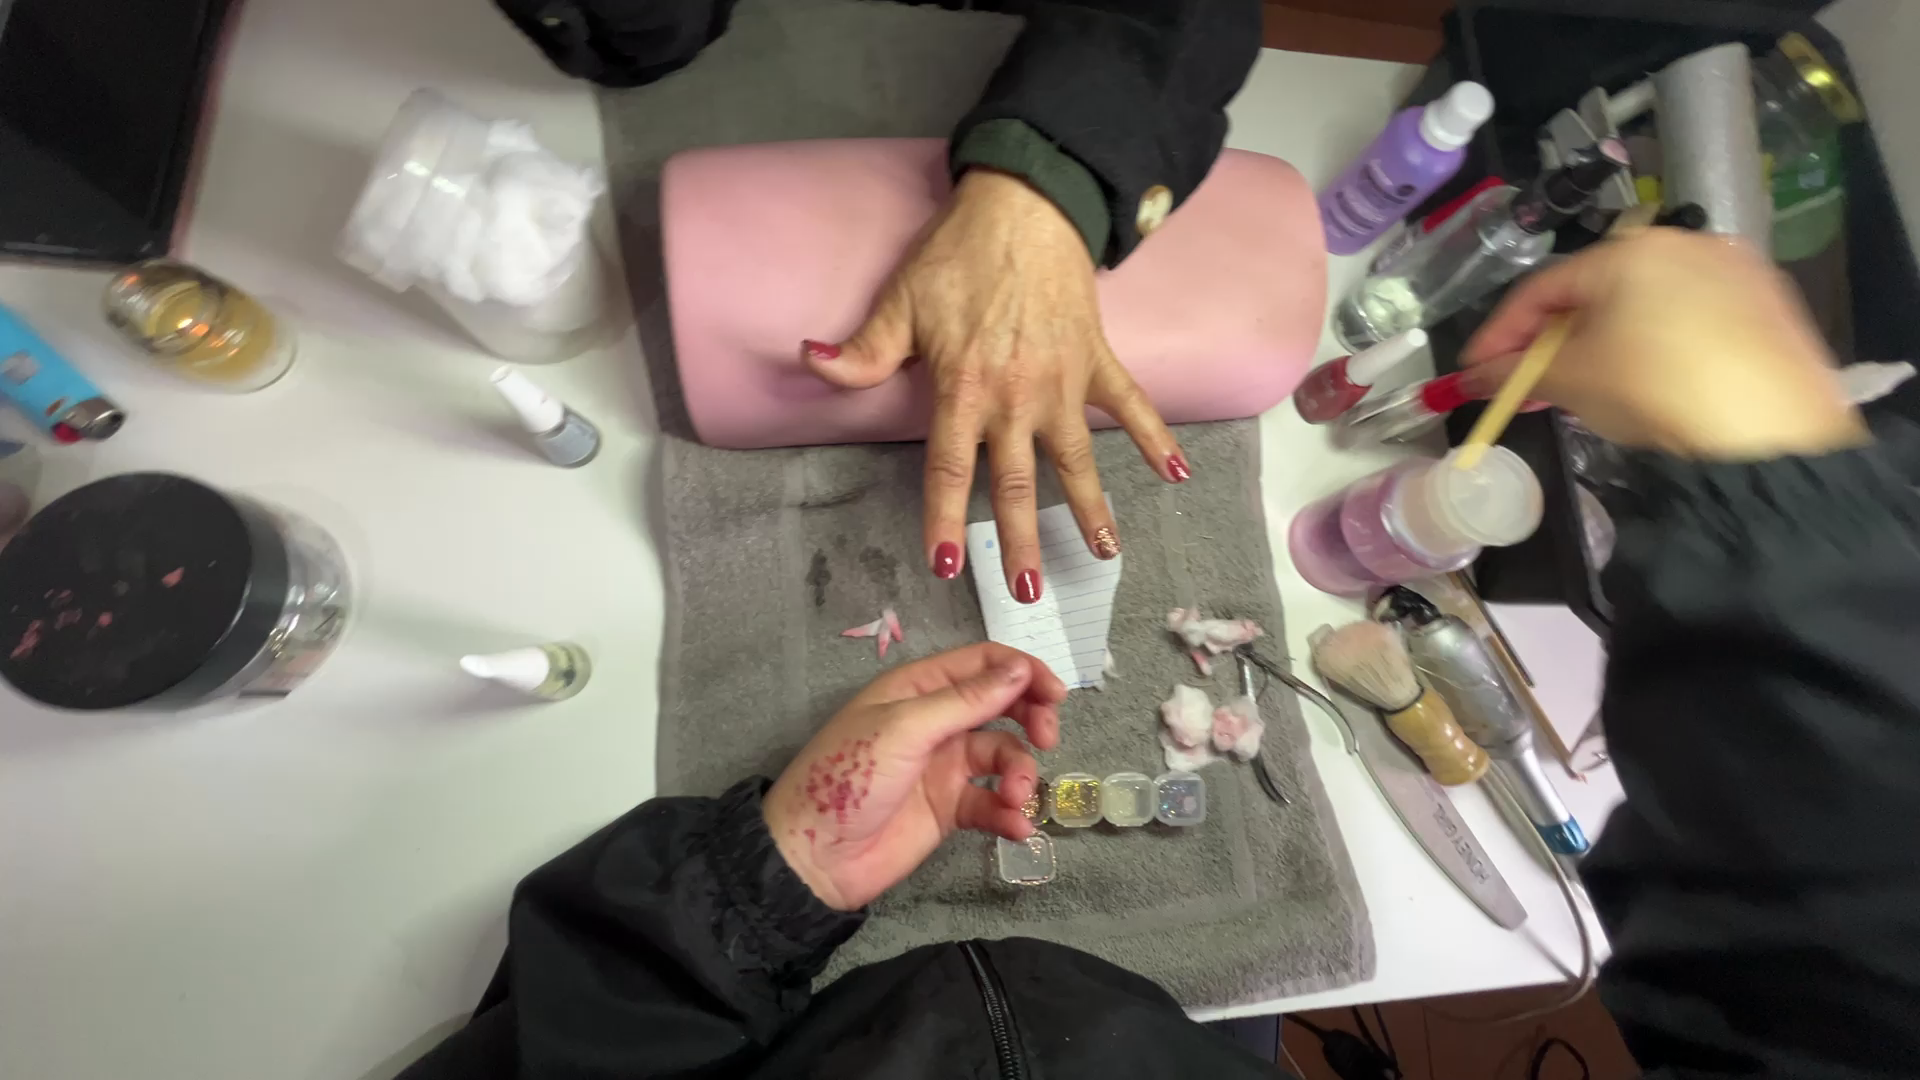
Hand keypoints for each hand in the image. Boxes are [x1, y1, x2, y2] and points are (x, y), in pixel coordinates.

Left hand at [764, 644, 1066, 910]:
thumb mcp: (905, 728)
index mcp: (919, 688)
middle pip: (1001, 704)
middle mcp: (937, 720)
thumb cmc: (849, 777)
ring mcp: (945, 765)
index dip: (1022, 671)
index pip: (982, 663)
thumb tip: (1019, 668)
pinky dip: (1009, 813)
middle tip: (1048, 740)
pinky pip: (992, 802)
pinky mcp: (950, 808)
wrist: (812, 858)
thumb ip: (965, 700)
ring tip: (1015, 797)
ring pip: (1002, 755)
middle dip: (1030, 717)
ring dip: (1019, 773)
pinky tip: (1015, 827)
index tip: (1056, 694)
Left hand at [801, 168, 1187, 603]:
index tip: (946, 567)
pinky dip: (1157, 437)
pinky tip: (1178, 474)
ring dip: (1091, 509)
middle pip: (1017, 483)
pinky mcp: (1097, 361)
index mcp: (965, 390)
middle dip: (1020, 541)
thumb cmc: (958, 255)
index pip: (949, 470)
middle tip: (1027, 592)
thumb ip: (861, 350)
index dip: (945, 521)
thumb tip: (808, 364)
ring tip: (1104, 555)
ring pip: (1078, 459)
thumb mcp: (900, 300)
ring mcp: (1063, 383)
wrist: (1025, 205)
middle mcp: (1017, 398)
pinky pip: (1132, 405)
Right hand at [1461, 230, 1867, 459]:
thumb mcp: (1564, 379)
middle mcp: (1683, 245)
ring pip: (1629, 305)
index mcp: (1630, 253)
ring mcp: (1729, 271)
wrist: (1764, 429)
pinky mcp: (1758, 303)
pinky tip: (1618, 378)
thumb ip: (1506, 373)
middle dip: (1540, 342)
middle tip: (1514, 381)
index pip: (1538, 290)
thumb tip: (1466, 380)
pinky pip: (1672, 316)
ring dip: (1583, 344)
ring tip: (1562, 384)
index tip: (1472, 370)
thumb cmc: (1649, 386)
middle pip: (1585, 294)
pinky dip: (1632, 343)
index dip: (1497, 334)